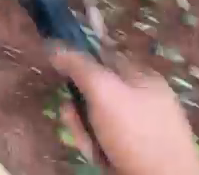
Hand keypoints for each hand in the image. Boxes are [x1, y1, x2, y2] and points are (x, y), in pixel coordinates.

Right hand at [50, 45, 198, 174]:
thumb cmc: (136, 132)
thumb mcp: (103, 89)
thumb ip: (77, 63)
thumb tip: (54, 46)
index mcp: (144, 79)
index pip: (103, 55)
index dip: (79, 57)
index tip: (59, 66)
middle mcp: (142, 100)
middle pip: (94, 87)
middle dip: (77, 99)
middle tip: (72, 109)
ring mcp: (137, 128)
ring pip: (94, 114)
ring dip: (81, 123)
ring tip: (85, 137)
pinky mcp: (131, 151)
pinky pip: (102, 137)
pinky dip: (93, 142)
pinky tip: (94, 152)